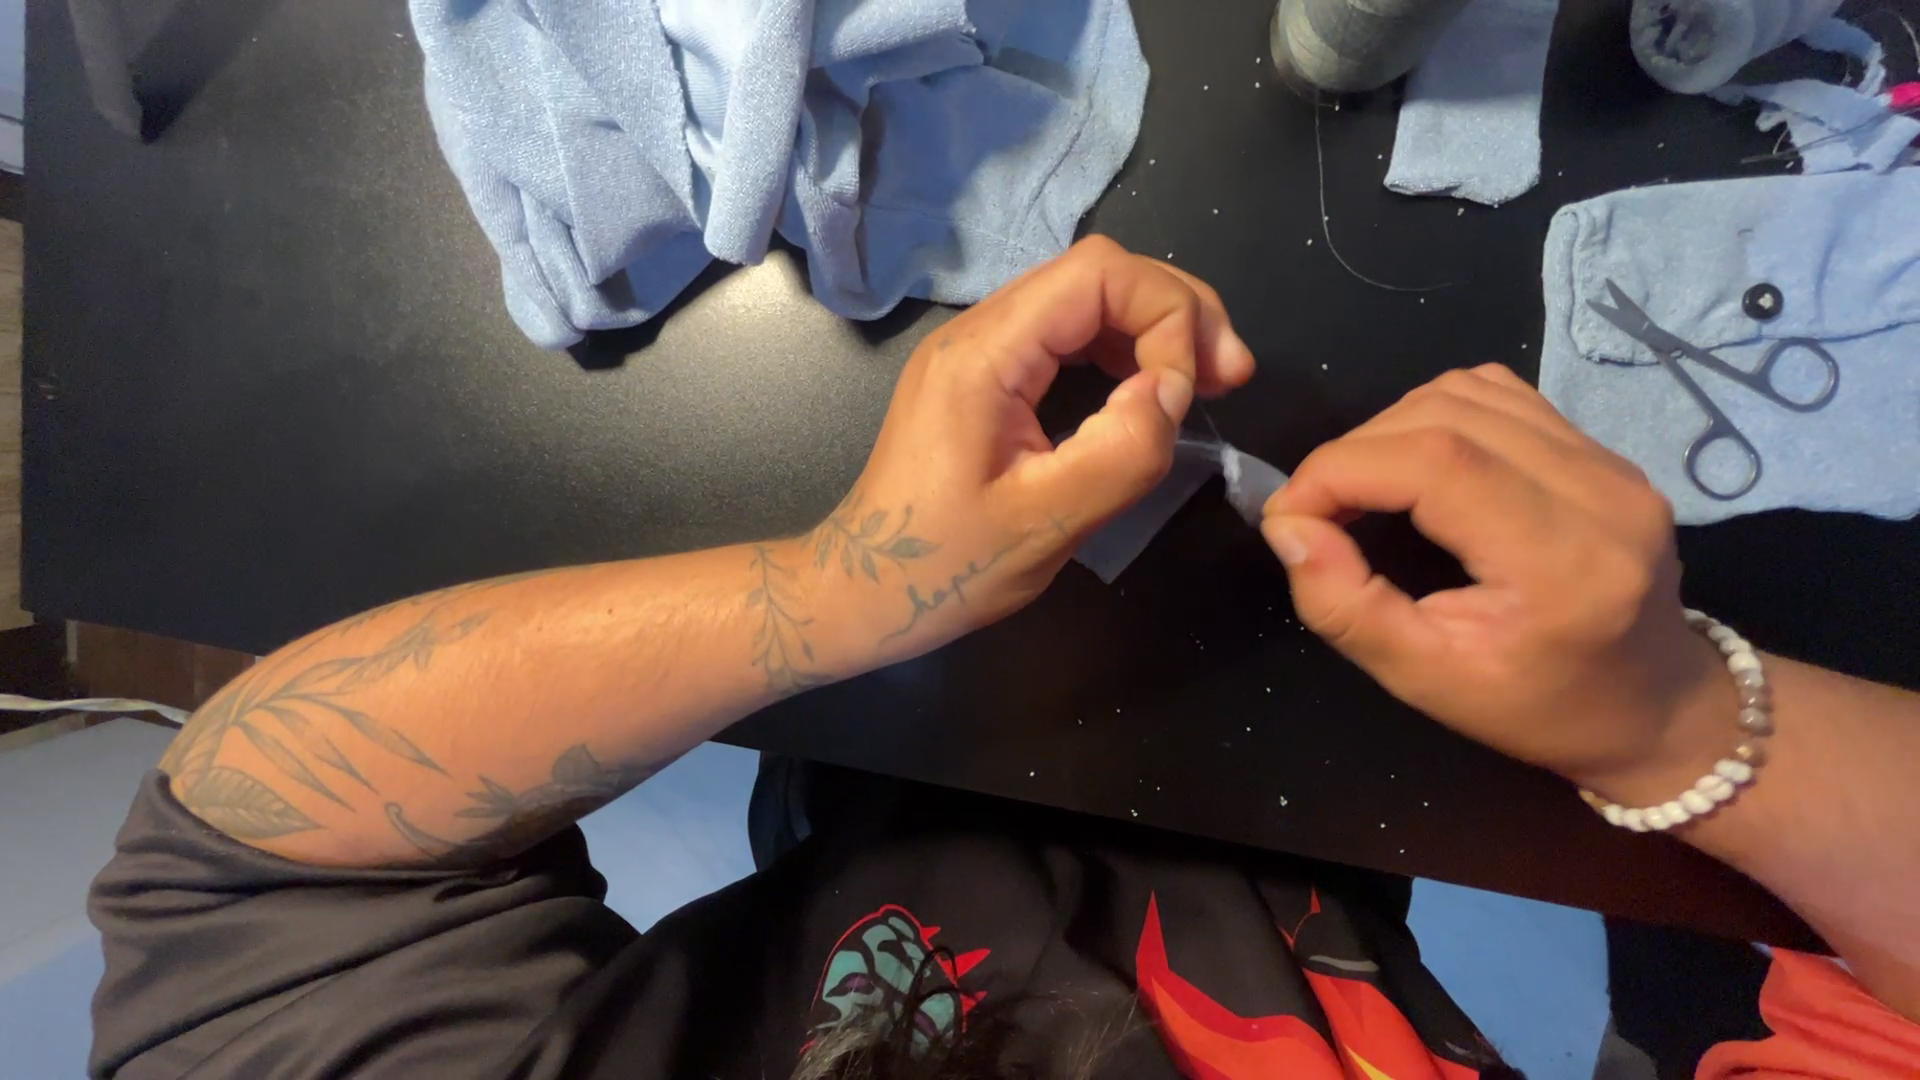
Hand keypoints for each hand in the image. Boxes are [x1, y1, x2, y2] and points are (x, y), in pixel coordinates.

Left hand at [815, 236, 1253, 667]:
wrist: (864, 591)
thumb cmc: (944, 567)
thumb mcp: (1046, 521)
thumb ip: (1122, 450)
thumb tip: (1172, 390)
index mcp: (983, 355)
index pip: (1097, 274)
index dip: (1169, 313)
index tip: (1199, 388)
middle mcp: (975, 335)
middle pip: (1093, 275)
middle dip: (1174, 312)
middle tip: (1230, 374)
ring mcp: (973, 355)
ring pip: (1080, 304)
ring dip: (1149, 331)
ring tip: (1201, 382)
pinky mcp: (979, 383)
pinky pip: (1059, 342)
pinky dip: (1114, 355)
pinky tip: (1144, 391)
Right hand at [1261, 365, 1726, 787]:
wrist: (1651, 706)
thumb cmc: (1530, 707)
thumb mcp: (1416, 677)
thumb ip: (1340, 604)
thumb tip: (1287, 526)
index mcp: (1562, 560)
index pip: (1435, 463)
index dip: (1338, 470)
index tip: (1288, 515)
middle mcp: (1597, 490)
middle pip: (1441, 417)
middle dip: (1349, 454)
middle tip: (1315, 509)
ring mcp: (1607, 460)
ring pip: (1461, 394)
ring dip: (1383, 432)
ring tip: (1359, 488)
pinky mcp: (1597, 449)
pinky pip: (1491, 395)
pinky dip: (1425, 418)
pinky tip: (1409, 466)